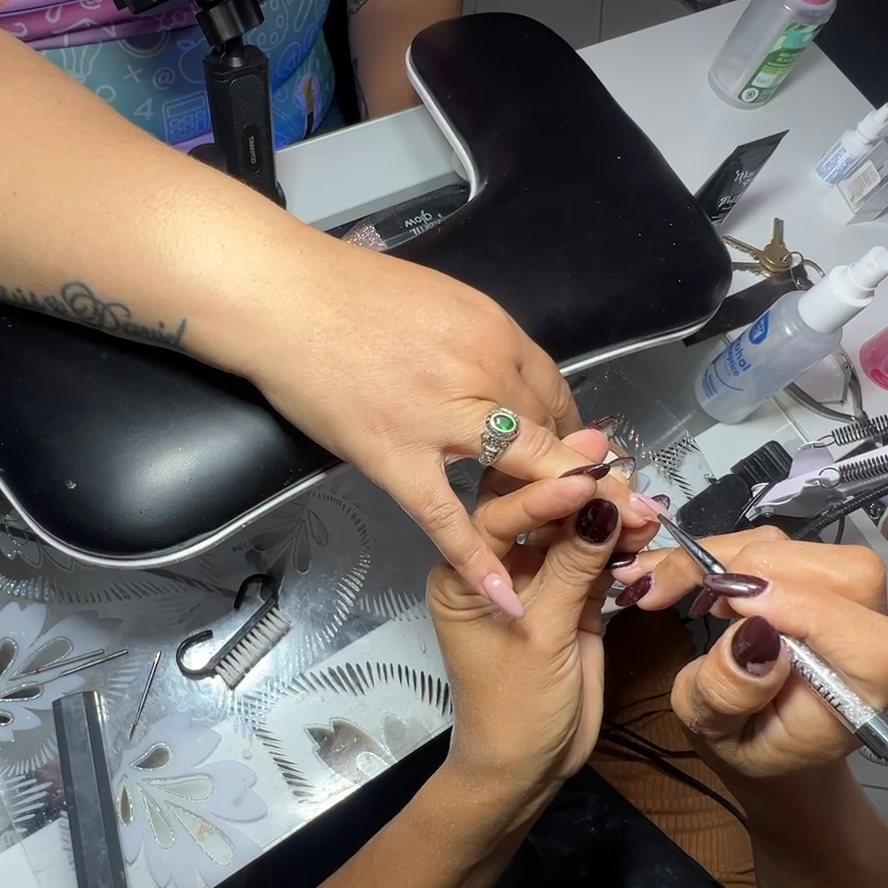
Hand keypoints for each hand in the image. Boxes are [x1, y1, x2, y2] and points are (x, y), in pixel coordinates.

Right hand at [234, 245, 647, 616]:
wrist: (283, 296)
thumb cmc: (347, 291)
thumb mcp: (432, 300)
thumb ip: (471, 341)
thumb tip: (490, 372)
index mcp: (492, 329)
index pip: (553, 387)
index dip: (571, 426)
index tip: (574, 449)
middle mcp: (482, 372)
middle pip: (550, 430)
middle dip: (582, 470)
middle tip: (604, 504)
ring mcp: (441, 420)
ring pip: (517, 469)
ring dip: (555, 507)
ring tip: (583, 543)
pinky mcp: (396, 458)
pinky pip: (444, 516)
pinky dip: (476, 559)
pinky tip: (505, 595)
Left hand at [424, 459, 657, 799]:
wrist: (530, 766)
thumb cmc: (516, 706)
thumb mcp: (541, 637)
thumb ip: (572, 571)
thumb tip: (605, 507)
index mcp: (465, 573)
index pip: (501, 518)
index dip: (544, 497)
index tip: (589, 477)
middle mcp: (496, 567)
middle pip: (536, 514)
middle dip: (578, 491)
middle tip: (619, 464)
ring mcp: (536, 580)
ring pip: (570, 532)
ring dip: (606, 515)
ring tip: (644, 497)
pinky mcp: (569, 596)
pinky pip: (593, 560)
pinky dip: (619, 546)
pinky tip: (645, 528)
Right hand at [626, 527, 887, 779]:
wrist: (767, 739)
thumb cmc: (749, 746)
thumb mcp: (719, 737)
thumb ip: (729, 695)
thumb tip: (750, 634)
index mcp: (861, 692)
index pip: (865, 637)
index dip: (804, 608)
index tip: (726, 606)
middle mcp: (866, 636)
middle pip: (840, 571)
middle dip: (751, 568)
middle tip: (679, 593)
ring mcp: (840, 599)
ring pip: (798, 547)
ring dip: (720, 554)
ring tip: (662, 585)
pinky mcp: (809, 577)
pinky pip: (771, 545)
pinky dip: (716, 550)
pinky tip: (676, 574)